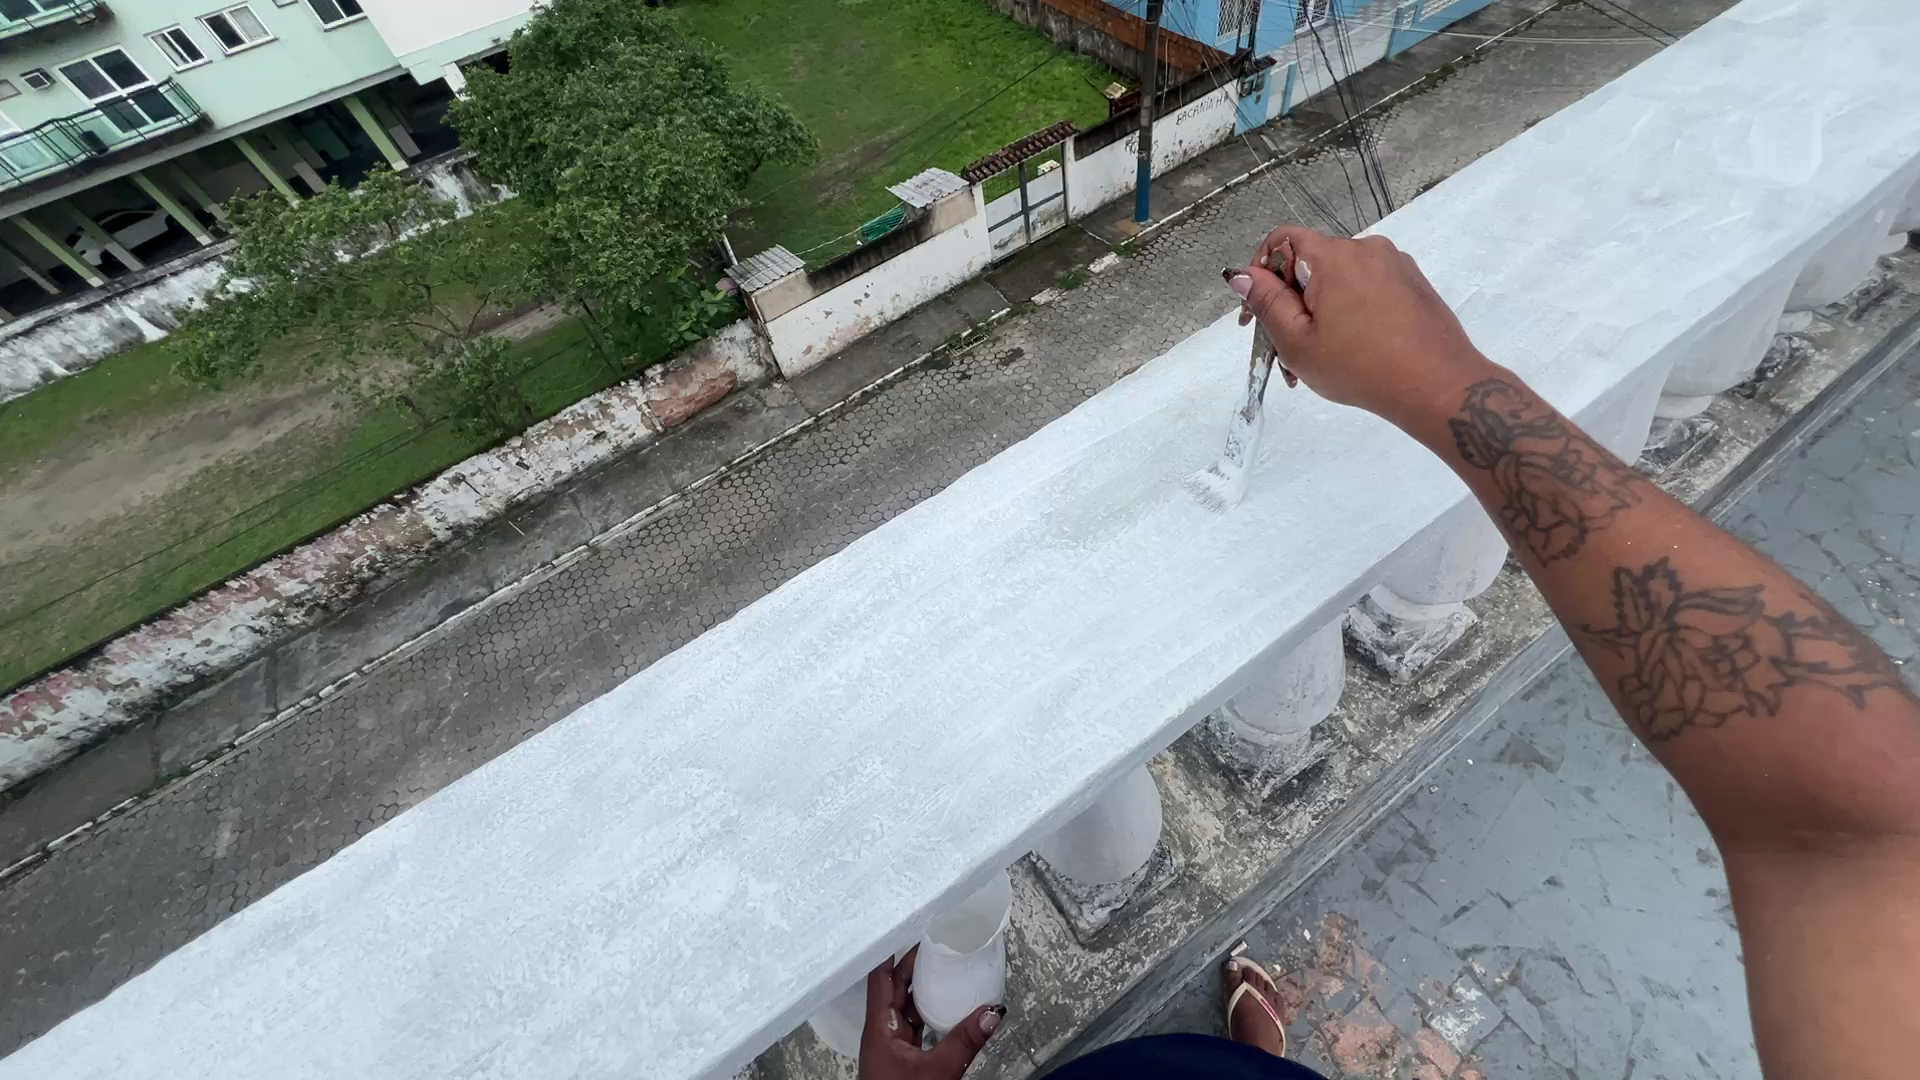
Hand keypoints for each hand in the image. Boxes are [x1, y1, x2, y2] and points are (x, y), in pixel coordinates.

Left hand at [858, 947, 1003, 1079]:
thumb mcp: (937, 1073)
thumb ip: (965, 1041)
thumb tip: (994, 1011)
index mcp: (878, 1028)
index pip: (880, 976)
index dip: (891, 949)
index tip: (907, 923)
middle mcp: (881, 1032)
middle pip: (893, 987)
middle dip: (912, 963)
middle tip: (936, 938)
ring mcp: (891, 1048)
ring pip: (905, 1007)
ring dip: (921, 986)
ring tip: (944, 962)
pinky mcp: (903, 1062)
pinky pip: (915, 1026)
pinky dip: (928, 1012)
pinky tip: (946, 1004)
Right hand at [1228, 225, 1492, 432]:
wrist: (1435, 384)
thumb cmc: (1357, 366)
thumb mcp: (1296, 340)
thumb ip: (1266, 302)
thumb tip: (1240, 273)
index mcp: (1333, 257)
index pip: (1282, 240)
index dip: (1259, 273)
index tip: (1255, 314)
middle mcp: (1365, 249)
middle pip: (1309, 265)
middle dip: (1289, 303)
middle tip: (1282, 352)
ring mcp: (1393, 265)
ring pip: (1336, 281)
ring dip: (1316, 314)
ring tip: (1314, 360)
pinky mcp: (1411, 283)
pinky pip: (1364, 290)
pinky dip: (1345, 314)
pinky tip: (1346, 352)